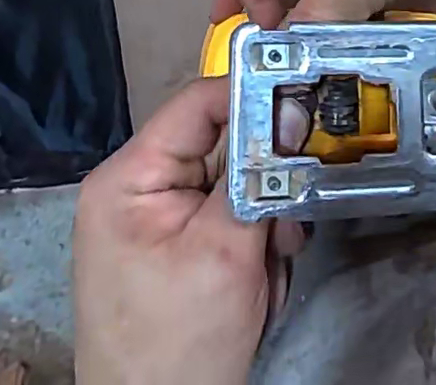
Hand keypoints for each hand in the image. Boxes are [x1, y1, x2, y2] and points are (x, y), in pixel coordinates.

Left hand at [73, 78, 298, 384]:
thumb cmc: (179, 344)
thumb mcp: (225, 251)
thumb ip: (258, 175)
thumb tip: (292, 109)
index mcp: (131, 175)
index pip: (199, 102)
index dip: (253, 93)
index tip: (304, 98)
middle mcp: (141, 184)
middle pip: (222, 143)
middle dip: (264, 177)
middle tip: (291, 208)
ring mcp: (160, 214)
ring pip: (235, 179)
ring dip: (265, 216)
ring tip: (271, 260)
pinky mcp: (180, 239)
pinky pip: (231, 212)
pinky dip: (256, 238)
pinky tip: (260, 275)